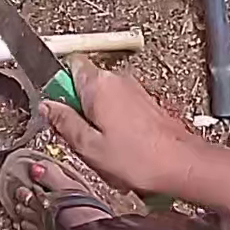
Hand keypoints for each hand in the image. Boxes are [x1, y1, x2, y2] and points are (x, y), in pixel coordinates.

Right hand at [42, 58, 214, 198]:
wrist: (182, 164)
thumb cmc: (140, 158)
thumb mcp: (89, 146)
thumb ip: (63, 122)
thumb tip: (47, 107)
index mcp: (99, 84)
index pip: (68, 65)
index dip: (58, 88)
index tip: (58, 111)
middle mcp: (117, 80)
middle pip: (83, 85)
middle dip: (78, 110)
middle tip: (82, 138)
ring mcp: (133, 90)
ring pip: (101, 99)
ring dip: (96, 121)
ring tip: (104, 148)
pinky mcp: (144, 103)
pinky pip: (118, 108)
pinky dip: (114, 126)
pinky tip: (121, 149)